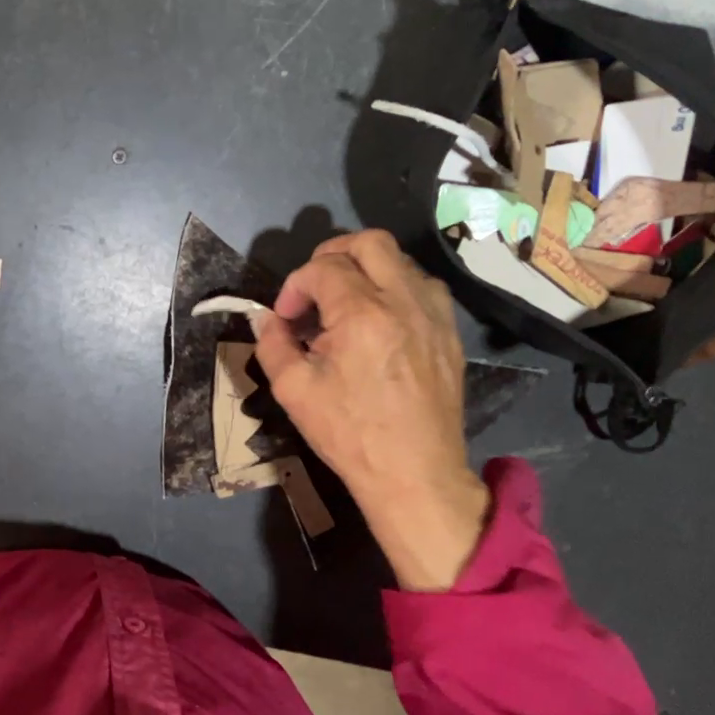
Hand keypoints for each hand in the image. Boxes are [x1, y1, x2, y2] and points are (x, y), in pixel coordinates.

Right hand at [253, 230, 489, 590]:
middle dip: (332, 255)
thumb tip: (265, 319)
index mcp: (362, 314)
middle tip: (313, 289)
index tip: (286, 319)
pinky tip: (376, 322)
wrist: (414, 472)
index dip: (294, 286)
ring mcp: (434, 315)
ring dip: (366, 271)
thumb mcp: (293, 390)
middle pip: (370, 242)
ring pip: (400, 260)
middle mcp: (404, 302)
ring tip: (344, 306)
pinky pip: (422, 287)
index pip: (322, 268)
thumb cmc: (348, 433)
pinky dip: (393, 289)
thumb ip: (273, 344)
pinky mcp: (449, 332)